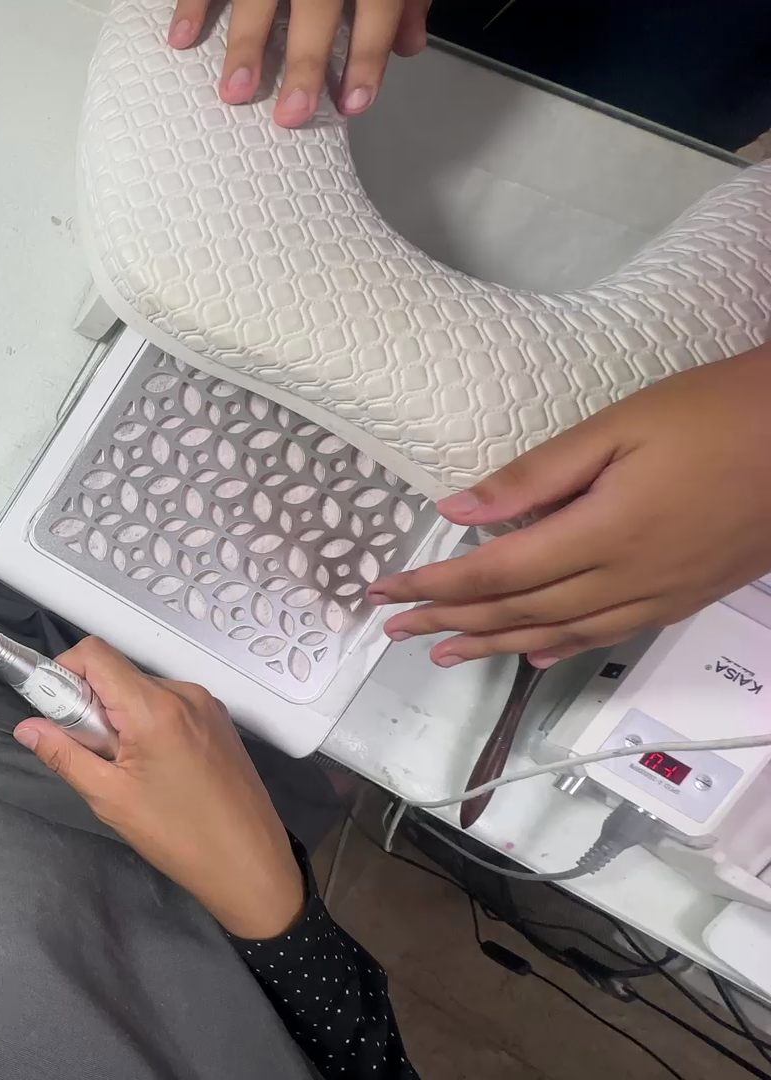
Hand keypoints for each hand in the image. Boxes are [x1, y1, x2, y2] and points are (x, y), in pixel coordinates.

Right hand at [14, 638, 304, 939]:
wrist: (256, 871)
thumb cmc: (179, 836)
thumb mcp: (109, 798)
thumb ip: (62, 754)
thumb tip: (25, 727)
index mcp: (155, 707)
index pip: (94, 653)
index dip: (64, 670)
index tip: (56, 710)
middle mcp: (183, 693)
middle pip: (115, 673)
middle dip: (89, 703)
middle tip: (90, 751)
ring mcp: (205, 705)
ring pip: (138, 689)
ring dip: (117, 714)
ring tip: (125, 766)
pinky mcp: (218, 720)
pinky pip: (164, 703)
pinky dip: (144, 721)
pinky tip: (153, 766)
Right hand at [166, 0, 430, 125]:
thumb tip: (409, 44)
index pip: (378, 2)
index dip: (369, 52)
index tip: (354, 102)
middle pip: (318, 5)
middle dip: (307, 60)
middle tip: (292, 114)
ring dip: (246, 46)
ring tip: (236, 92)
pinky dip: (193, 6)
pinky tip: (181, 39)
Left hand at [371, 347, 770, 667]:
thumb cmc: (722, 412)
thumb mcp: (614, 428)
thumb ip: (530, 477)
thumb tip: (454, 511)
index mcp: (606, 533)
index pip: (491, 574)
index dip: (429, 587)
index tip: (380, 592)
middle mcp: (634, 574)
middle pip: (517, 610)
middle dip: (447, 621)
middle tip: (393, 629)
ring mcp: (669, 589)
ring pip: (562, 631)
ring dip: (495, 644)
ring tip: (441, 652)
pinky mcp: (696, 591)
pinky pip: (616, 631)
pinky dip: (564, 646)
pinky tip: (535, 656)